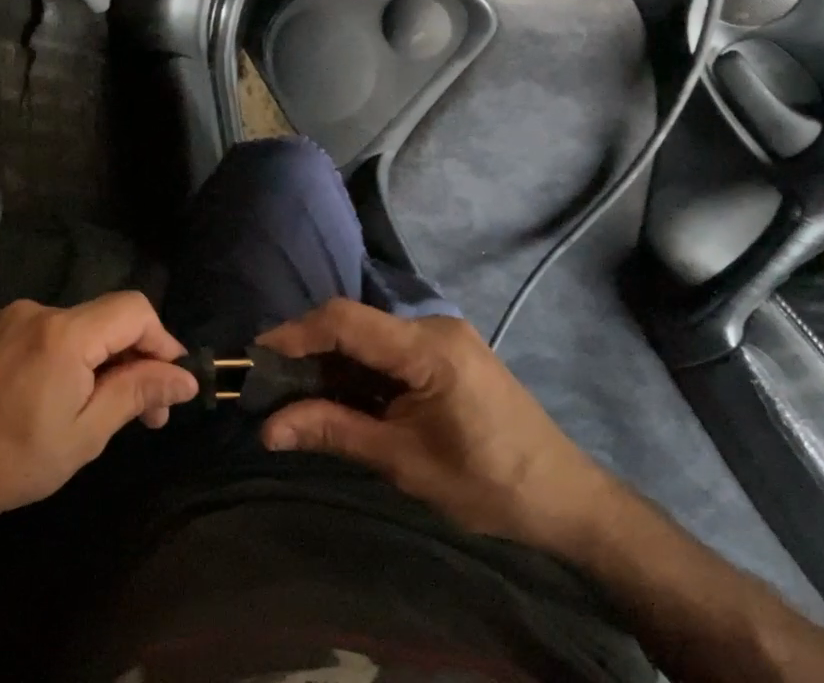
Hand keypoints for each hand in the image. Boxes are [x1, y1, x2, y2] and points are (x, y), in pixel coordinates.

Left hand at [0, 292, 198, 547]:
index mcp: (63, 332)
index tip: (172, 388)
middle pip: (106, 319)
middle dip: (136, 361)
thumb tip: (185, 377)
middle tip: (147, 417)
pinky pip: (48, 336)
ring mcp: (9, 320)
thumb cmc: (11, 460)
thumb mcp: (85, 434)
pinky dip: (70, 360)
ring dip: (103, 364)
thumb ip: (136, 393)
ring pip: (78, 329)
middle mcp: (37, 312)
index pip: (134, 309)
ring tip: (102, 415)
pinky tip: (63, 401)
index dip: (163, 342)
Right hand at [256, 299, 621, 552]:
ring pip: (363, 336)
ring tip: (292, 397)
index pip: (343, 321)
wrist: (569, 501)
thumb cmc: (490, 485)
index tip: (254, 362)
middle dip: (304, 353)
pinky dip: (353, 371)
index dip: (293, 335)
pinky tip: (335, 398)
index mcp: (429, 349)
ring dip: (326, 364)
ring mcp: (440, 337)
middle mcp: (433, 328)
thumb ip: (333, 432)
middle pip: (349, 324)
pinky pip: (383, 349)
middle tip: (267, 387)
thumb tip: (266, 429)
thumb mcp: (404, 462)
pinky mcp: (443, 353)